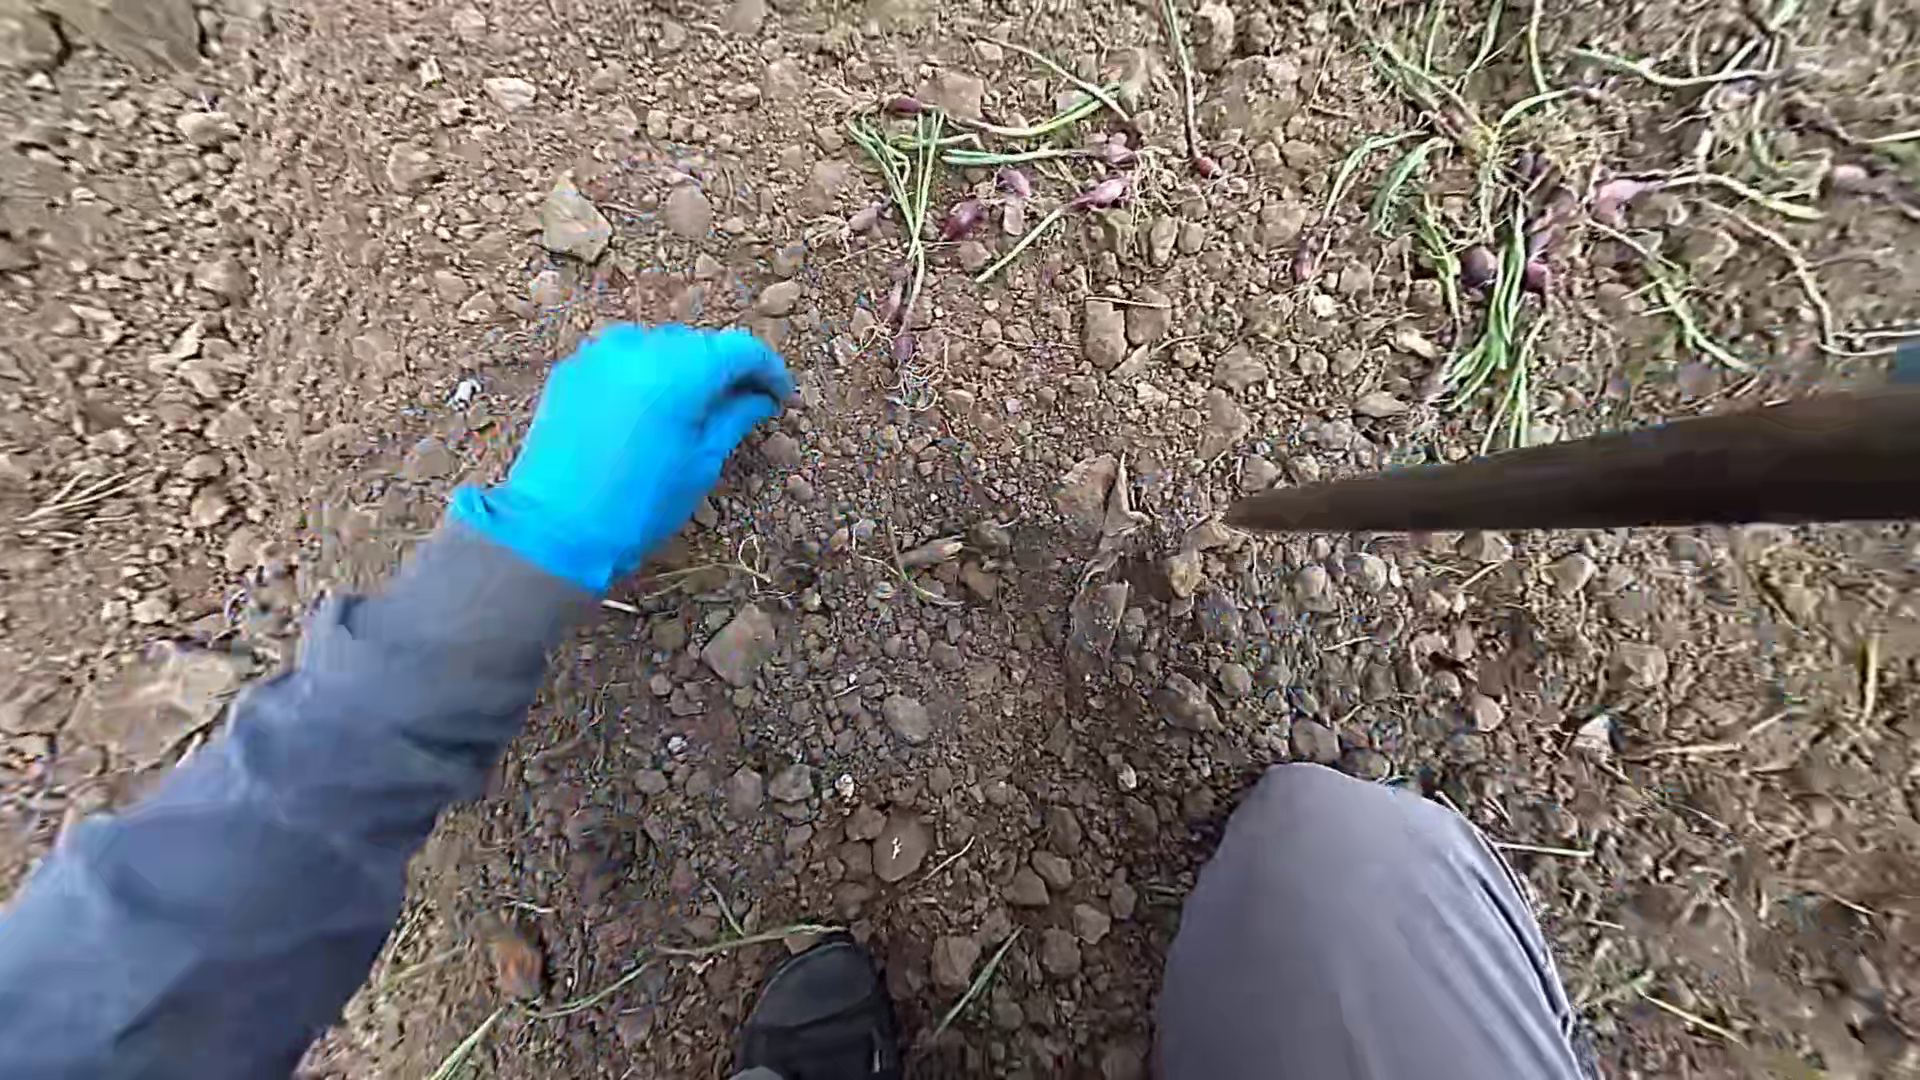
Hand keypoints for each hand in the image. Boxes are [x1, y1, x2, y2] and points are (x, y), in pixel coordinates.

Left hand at [451, 323, 792, 590]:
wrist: (560, 526)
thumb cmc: (645, 500)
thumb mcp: (704, 460)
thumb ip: (735, 417)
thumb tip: (761, 398)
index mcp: (679, 371)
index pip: (740, 349)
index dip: (769, 369)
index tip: (781, 396)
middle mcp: (639, 348)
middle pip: (702, 344)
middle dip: (730, 370)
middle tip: (747, 404)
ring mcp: (601, 354)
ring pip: (665, 346)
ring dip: (692, 369)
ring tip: (701, 407)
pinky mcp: (576, 369)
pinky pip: (629, 358)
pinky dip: (655, 373)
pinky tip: (659, 408)